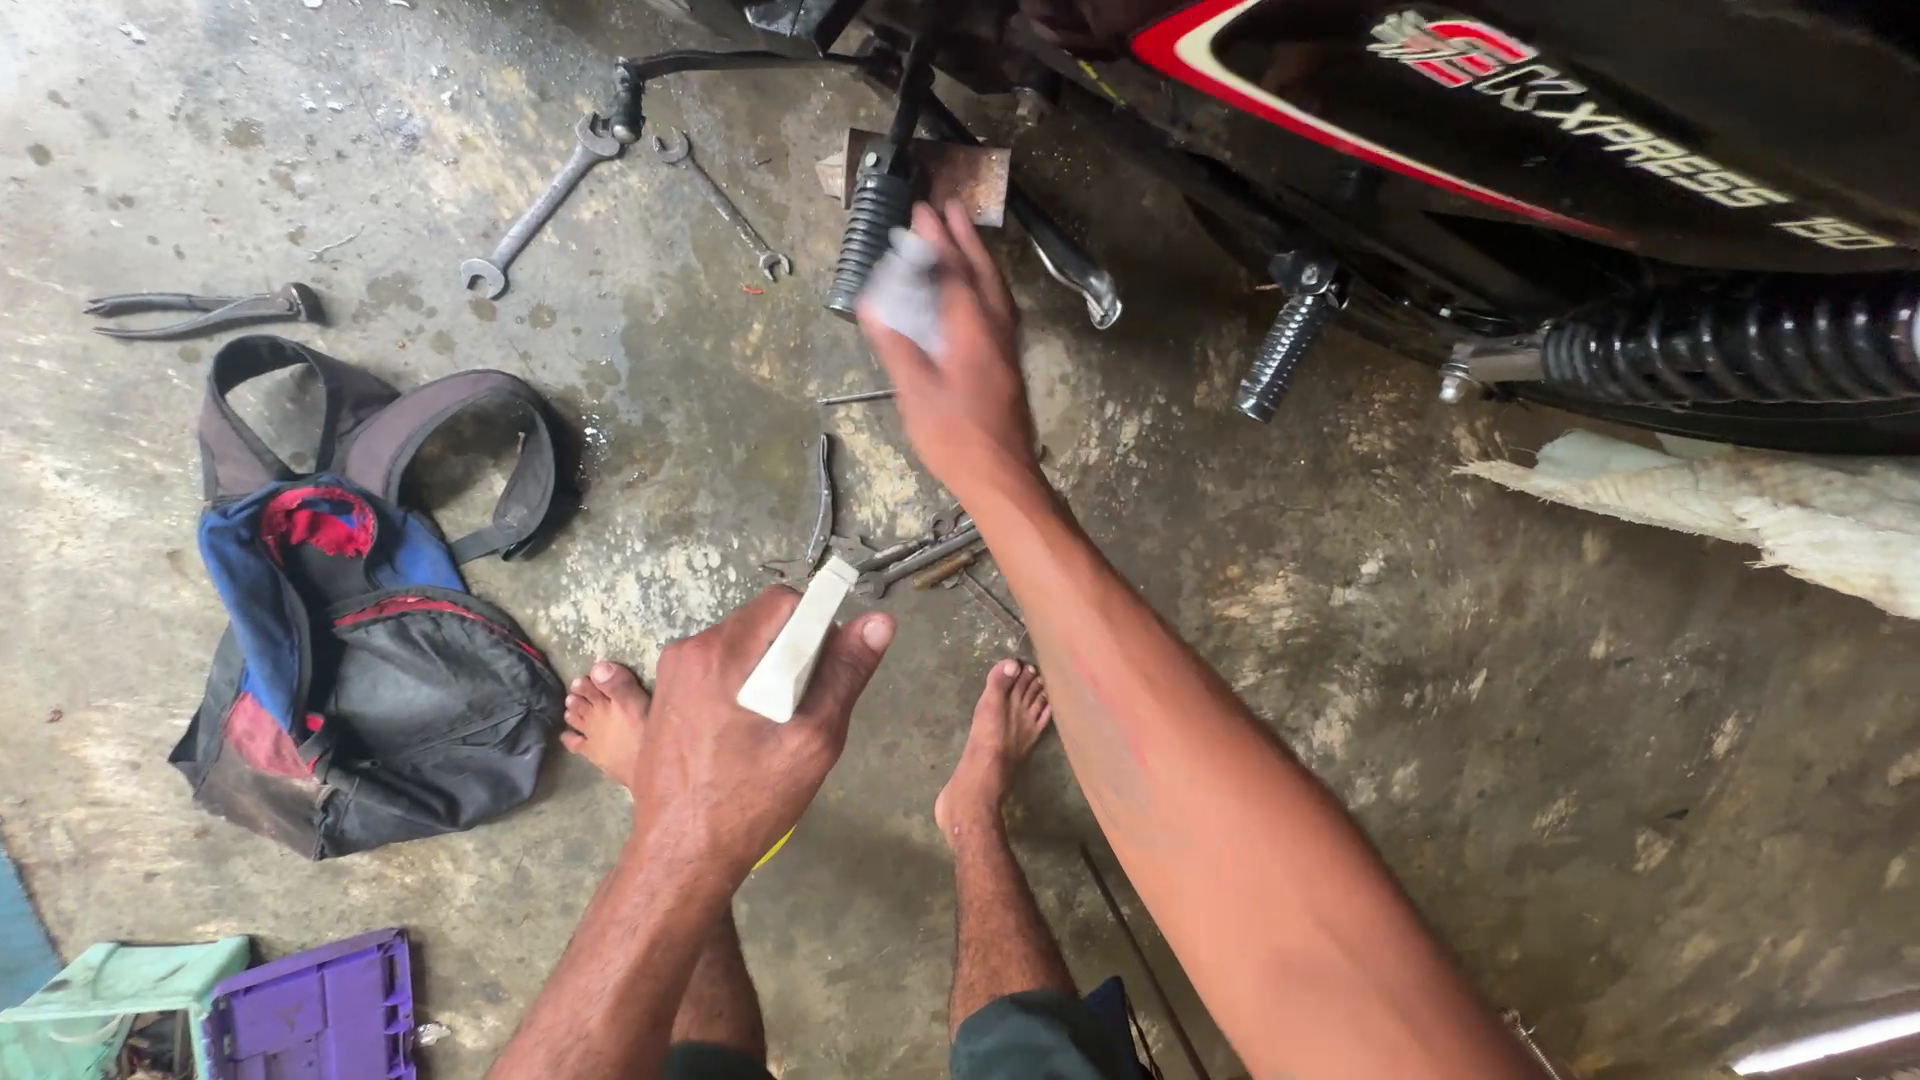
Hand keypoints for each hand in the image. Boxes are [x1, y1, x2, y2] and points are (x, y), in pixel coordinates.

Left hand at [628, 587, 895, 878]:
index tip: (824, 668)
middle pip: (759, 622)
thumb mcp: (815, 738)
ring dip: (763, 667)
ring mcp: (670, 673)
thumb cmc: (752, 799)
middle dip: (789, 650)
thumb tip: (880, 621)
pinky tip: (742, 727)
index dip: (815, 625)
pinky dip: (735, 681)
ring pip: (737, 644)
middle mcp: (690, 650)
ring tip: (772, 723)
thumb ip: (846, 673)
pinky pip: (710, 667)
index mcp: (724, 653)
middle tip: (803, 705)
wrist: (682, 855)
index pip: (783, 601)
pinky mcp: (661, 696)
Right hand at [857, 201, 1040, 500]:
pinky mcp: (1010, 366)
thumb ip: (897, 346)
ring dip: (981, 260)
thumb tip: (873, 306)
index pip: (954, 274)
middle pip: (983, 274)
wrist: (1002, 476)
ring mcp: (1009, 350)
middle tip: (951, 207)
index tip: (923, 212)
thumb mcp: (916, 394)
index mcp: (973, 333)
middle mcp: (997, 333)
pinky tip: (979, 294)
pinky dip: (988, 288)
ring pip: (998, 292)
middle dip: (966, 239)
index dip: (937, 242)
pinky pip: (1002, 311)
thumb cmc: (956, 438)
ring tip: (965, 238)